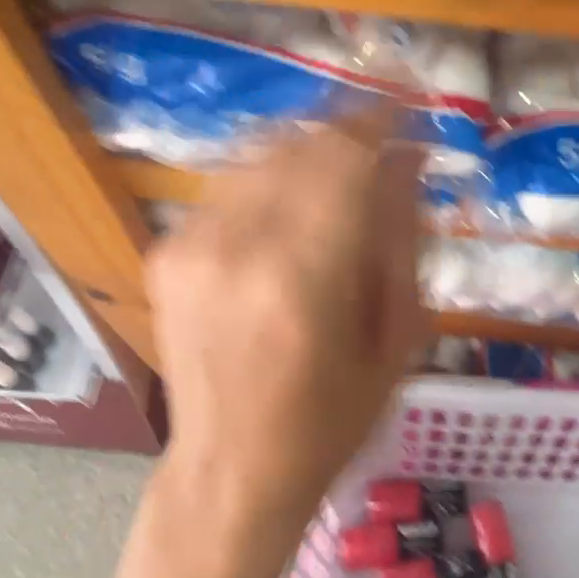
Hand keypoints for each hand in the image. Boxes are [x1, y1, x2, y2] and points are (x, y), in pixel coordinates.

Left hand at [147, 104, 429, 521]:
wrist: (230, 470)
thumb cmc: (332, 420)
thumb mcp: (397, 338)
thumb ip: (401, 237)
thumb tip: (410, 156)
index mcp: (305, 277)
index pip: (346, 155)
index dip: (382, 118)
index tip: (411, 107)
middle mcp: (238, 247)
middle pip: (302, 142)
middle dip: (350, 127)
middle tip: (386, 138)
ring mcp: (192, 245)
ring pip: (261, 151)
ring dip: (310, 146)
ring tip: (344, 165)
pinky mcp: (167, 251)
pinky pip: (229, 183)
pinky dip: (270, 176)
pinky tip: (294, 202)